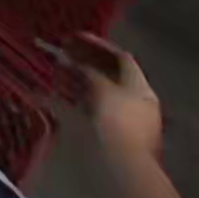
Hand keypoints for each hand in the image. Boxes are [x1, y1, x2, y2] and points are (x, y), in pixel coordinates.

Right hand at [70, 32, 163, 163]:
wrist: (125, 162)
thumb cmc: (118, 119)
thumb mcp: (102, 88)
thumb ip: (88, 70)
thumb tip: (75, 61)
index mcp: (140, 86)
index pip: (121, 57)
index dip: (99, 44)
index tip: (77, 35)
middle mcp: (136, 97)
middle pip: (109, 71)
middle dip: (86, 59)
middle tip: (64, 49)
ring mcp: (126, 113)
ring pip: (100, 86)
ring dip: (79, 74)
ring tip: (58, 66)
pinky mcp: (114, 127)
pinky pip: (95, 102)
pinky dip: (80, 93)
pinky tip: (62, 88)